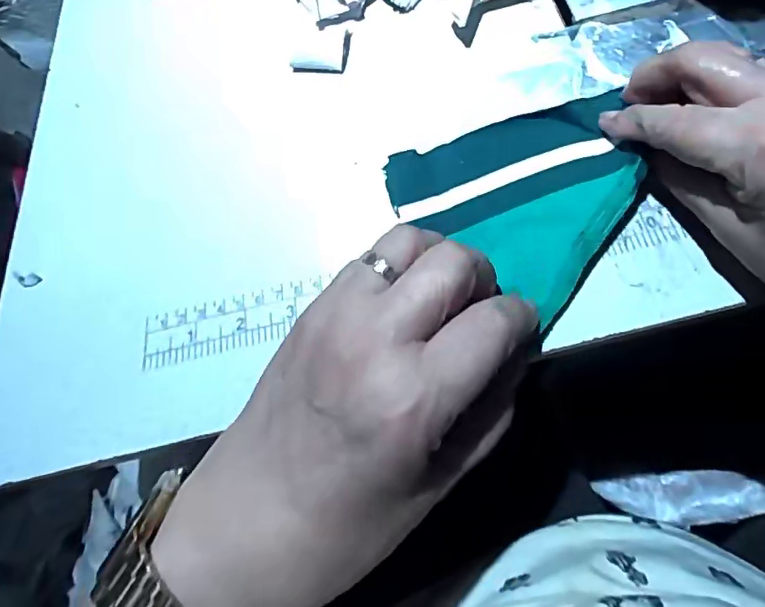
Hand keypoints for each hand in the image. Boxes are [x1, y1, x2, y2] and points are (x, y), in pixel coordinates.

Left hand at [151, 227, 536, 606]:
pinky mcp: (314, 304)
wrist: (242, 526)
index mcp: (413, 397)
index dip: (522, 317)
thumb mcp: (442, 483)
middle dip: (485, 280)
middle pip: (457, 261)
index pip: (495, 320)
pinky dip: (402, 266)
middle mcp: (376, 338)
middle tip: (478, 312)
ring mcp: (339, 312)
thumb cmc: (349, 524)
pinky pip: (374, 253)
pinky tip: (400, 302)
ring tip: (439, 297)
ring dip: (441, 261)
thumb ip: (493, 408)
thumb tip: (516, 349)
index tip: (521, 328)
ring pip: (413, 239)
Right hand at [598, 42, 764, 374]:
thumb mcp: (740, 240)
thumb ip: (686, 184)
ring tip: (664, 106)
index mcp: (759, 145)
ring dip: (688, 73)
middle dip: (654, 74)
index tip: (603, 126)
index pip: (674, 119)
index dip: (632, 122)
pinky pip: (757, 73)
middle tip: (630, 104)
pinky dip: (722, 82)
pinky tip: (711, 111)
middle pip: (699, 58)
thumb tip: (649, 152)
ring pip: (729, 58)